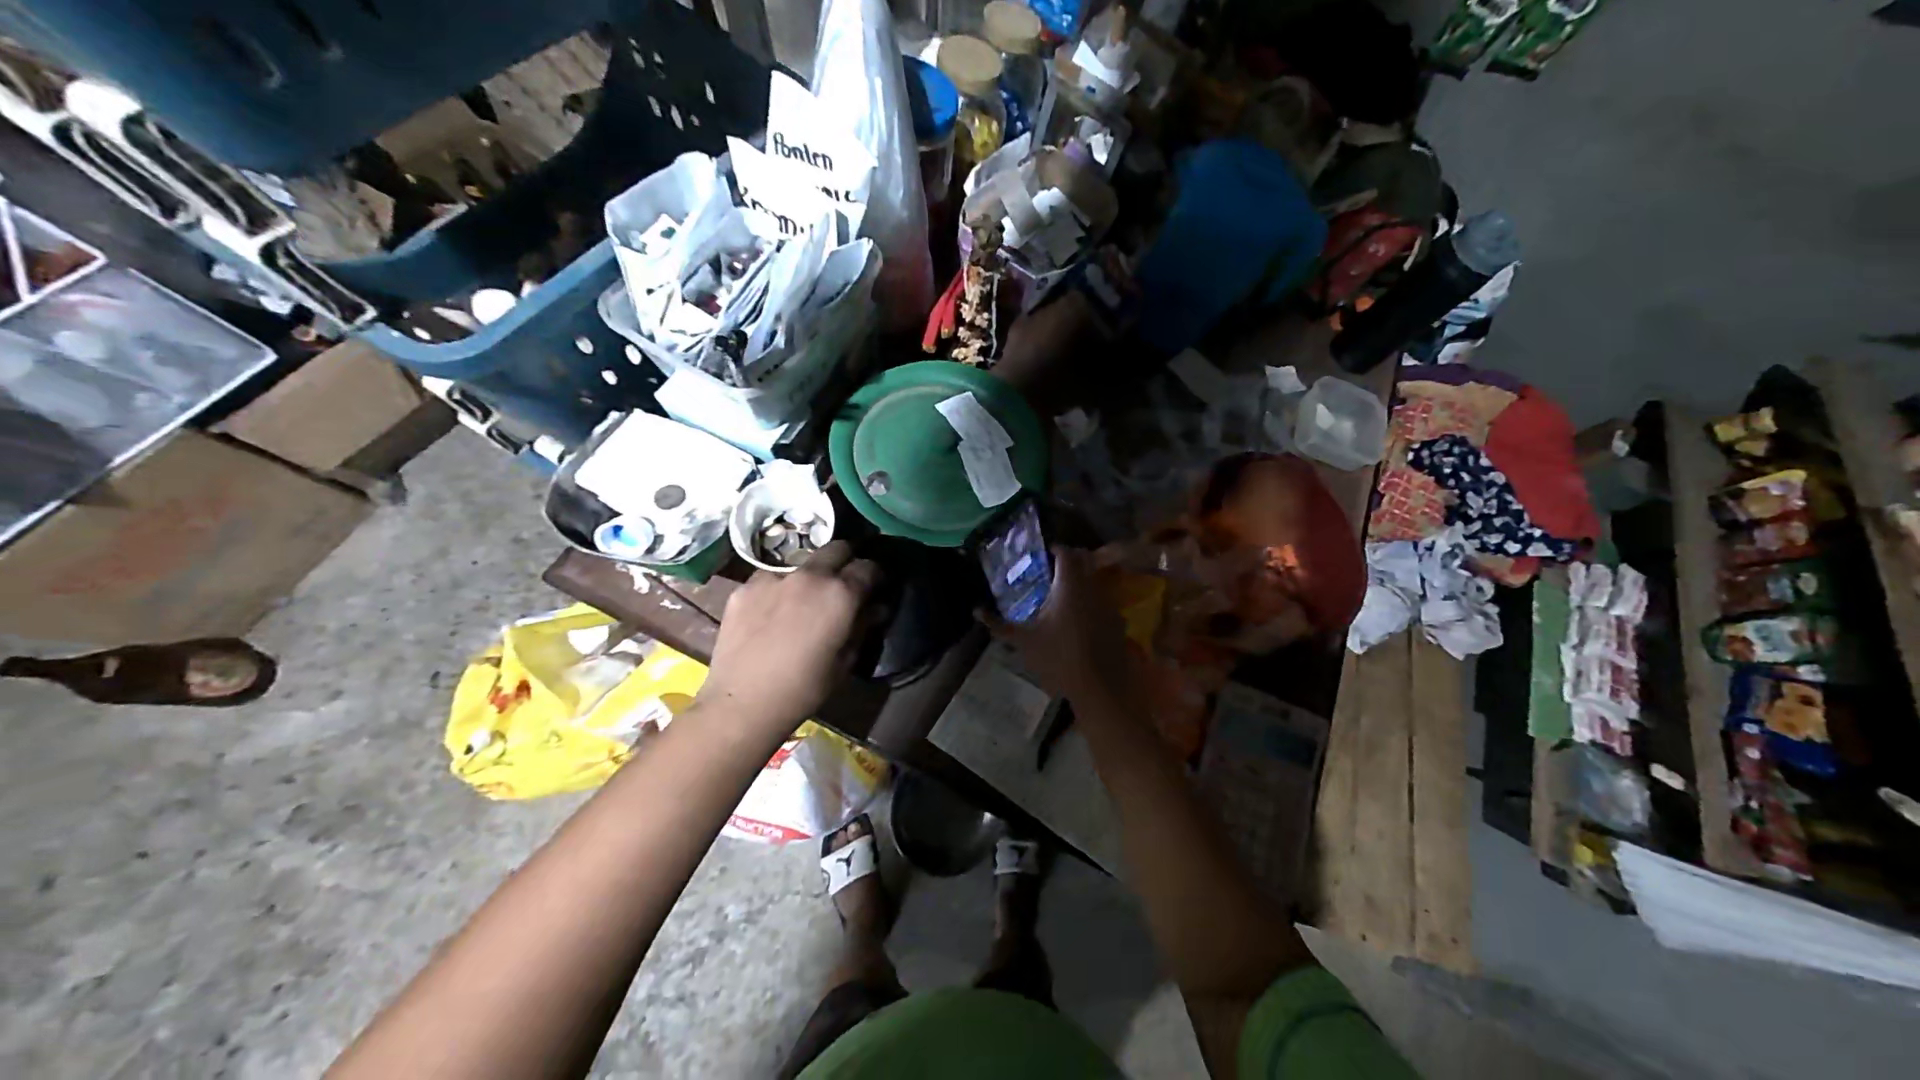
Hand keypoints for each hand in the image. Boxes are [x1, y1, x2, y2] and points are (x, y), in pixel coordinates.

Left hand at [699, 541, 878, 730]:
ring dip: (810, 573)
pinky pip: (769, 578)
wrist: (742, 702)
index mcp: (840, 593)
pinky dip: (778, 588)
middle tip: (844, 582)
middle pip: (836, 548)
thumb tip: (875, 609)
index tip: (874, 586)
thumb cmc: (804, 688)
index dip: (875, 575)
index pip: (868, 566)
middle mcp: (809, 575)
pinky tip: (773, 611)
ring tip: (804, 597)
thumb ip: (862, 627)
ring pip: (800, 560)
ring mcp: (773, 577)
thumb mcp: (844, 661)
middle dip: (845, 560)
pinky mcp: (744, 587)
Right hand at [980, 547, 1128, 705]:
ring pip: (1096, 578)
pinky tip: (1080, 616)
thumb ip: (999, 624)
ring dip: (1082, 578)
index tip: (1042, 555)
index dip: (1054, 549)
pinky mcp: (1118, 619)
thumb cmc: (1059, 658)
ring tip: (1062, 593)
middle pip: (1085, 559)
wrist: (1100, 686)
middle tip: (1050, 570)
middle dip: (1070, 559)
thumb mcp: (1024, 641)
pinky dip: (1091, 599)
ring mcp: (1109, 602)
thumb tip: (977, 611)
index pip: (1066, 552)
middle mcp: (1092, 587)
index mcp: (1069, 585)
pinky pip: (1104, 598)